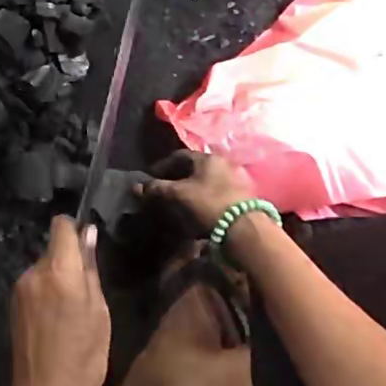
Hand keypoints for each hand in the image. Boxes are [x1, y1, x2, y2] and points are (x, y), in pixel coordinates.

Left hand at [7, 216, 110, 385]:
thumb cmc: (84, 360)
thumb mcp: (99, 314)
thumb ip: (91, 271)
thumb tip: (88, 233)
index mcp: (59, 271)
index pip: (61, 226)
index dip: (75, 228)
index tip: (88, 242)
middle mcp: (34, 271)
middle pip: (53, 248)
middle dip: (69, 259)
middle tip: (87, 290)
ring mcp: (19, 285)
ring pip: (44, 267)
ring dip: (57, 277)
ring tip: (73, 311)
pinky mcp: (13, 300)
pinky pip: (34, 284)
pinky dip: (46, 291)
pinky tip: (56, 319)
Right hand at [142, 151, 258, 231]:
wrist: (247, 230)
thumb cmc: (208, 204)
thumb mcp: (177, 195)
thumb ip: (156, 188)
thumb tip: (136, 187)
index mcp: (209, 158)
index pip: (180, 155)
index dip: (163, 165)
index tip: (153, 177)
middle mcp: (226, 163)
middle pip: (196, 168)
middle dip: (180, 176)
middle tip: (167, 188)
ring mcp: (240, 179)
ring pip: (210, 180)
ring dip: (196, 187)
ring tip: (185, 201)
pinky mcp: (249, 196)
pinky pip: (222, 191)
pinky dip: (209, 197)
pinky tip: (203, 208)